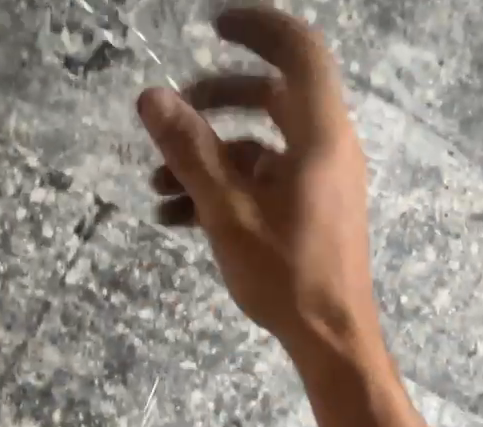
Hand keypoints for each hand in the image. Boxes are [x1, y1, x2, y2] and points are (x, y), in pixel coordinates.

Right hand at [139, 7, 379, 353]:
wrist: (332, 340)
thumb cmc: (288, 276)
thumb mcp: (229, 213)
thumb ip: (190, 152)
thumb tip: (151, 98)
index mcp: (321, 136)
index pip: (299, 52)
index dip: (257, 30)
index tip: (213, 27)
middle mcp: (328, 150)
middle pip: (271, 100)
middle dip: (214, 105)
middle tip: (171, 118)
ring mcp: (322, 185)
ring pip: (261, 150)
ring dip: (209, 161)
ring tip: (157, 189)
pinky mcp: (313, 215)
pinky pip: (268, 185)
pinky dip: (228, 191)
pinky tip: (179, 218)